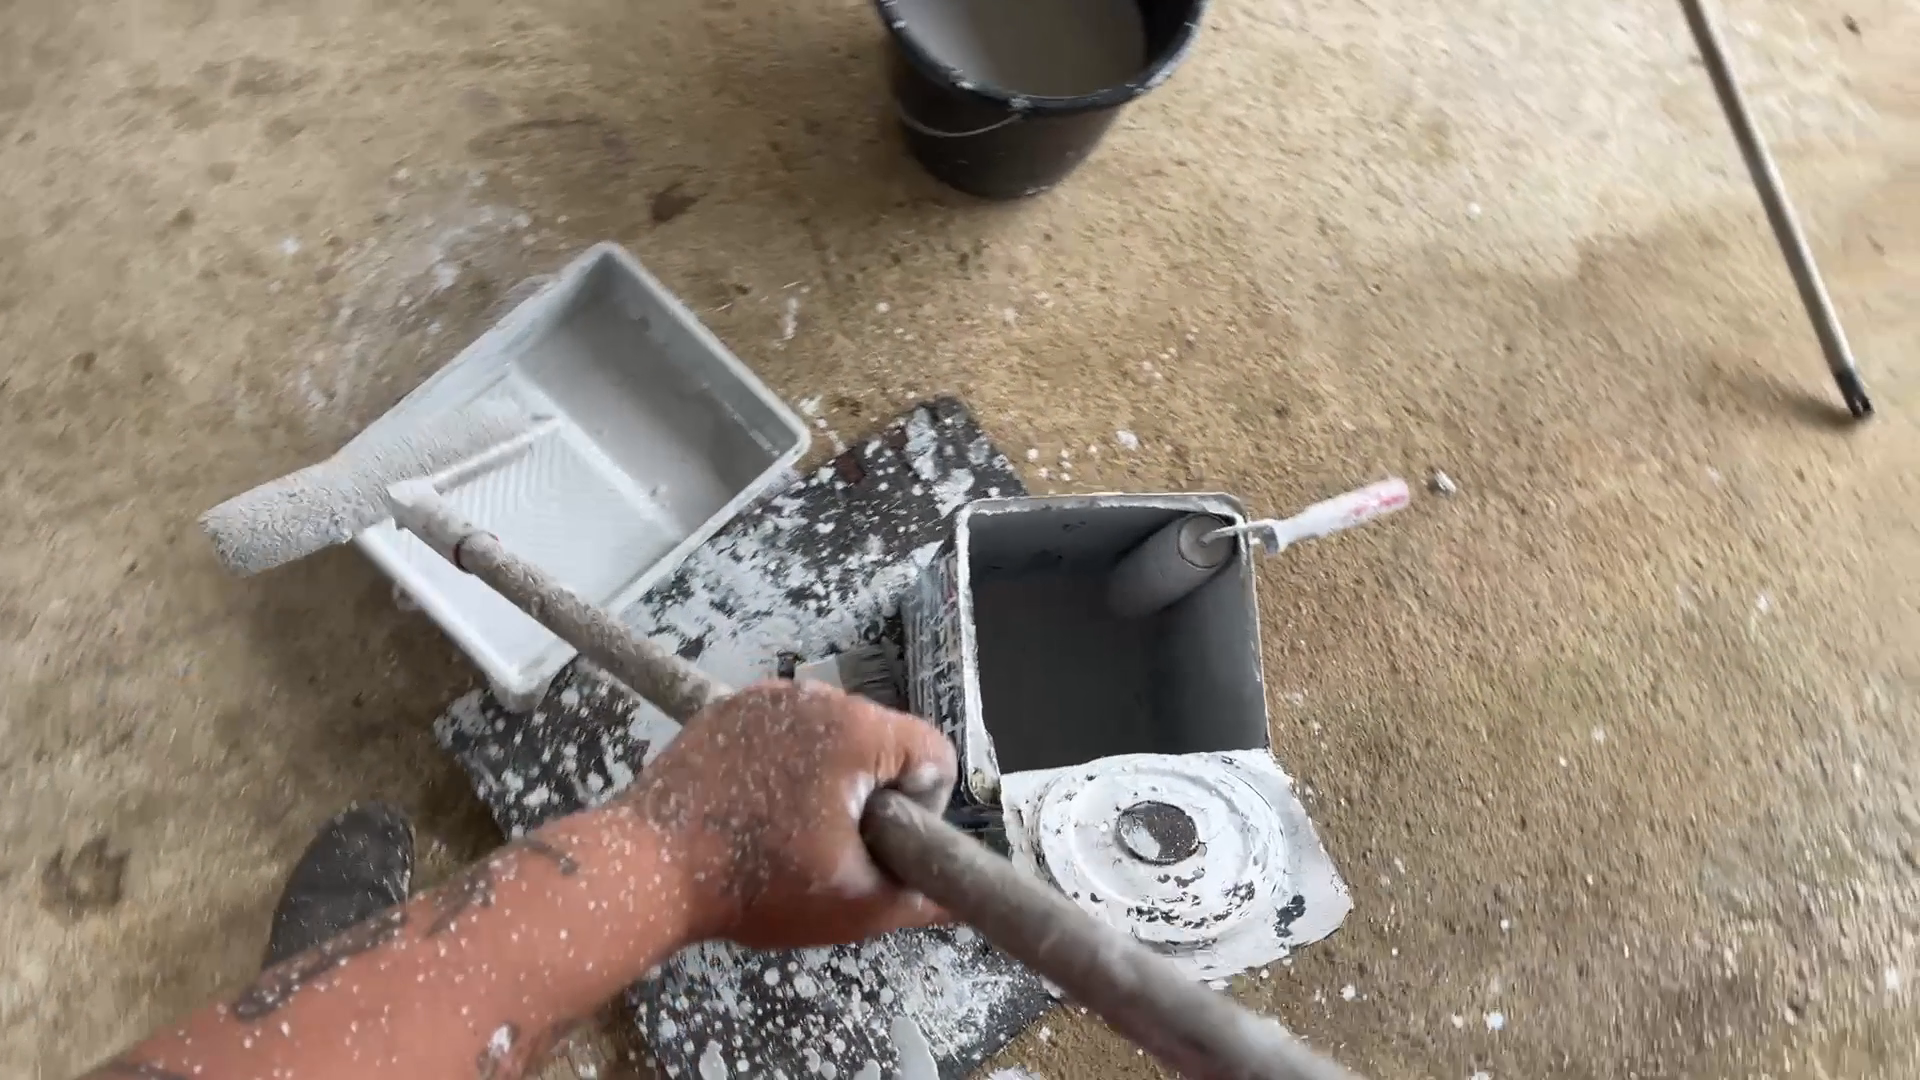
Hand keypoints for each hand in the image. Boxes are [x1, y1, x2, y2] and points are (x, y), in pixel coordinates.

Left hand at [627, 679, 956, 950]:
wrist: (646, 866)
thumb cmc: (757, 883)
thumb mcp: (851, 904)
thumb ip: (917, 898)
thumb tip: (954, 900)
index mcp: (860, 731)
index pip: (933, 749)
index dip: (924, 803)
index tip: (881, 839)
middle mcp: (821, 696)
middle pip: (885, 736)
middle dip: (876, 785)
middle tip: (833, 837)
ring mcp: (773, 693)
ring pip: (836, 727)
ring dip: (833, 767)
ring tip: (791, 818)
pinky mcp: (735, 702)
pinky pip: (789, 721)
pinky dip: (789, 752)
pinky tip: (758, 794)